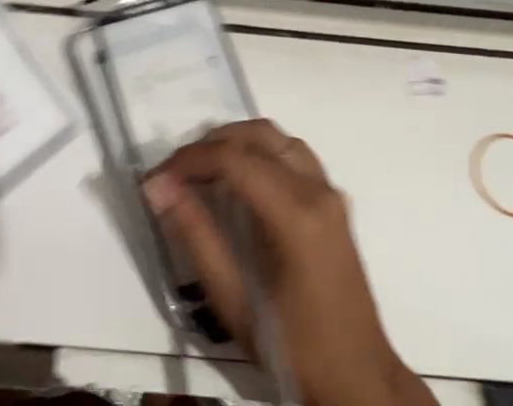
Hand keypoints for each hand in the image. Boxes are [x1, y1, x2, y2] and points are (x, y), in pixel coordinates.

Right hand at [144, 121, 435, 405]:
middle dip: (208, 145)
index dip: (187, 160)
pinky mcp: (335, 202)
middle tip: (174, 175)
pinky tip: (239, 181)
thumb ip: (196, 236)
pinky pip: (293, 154)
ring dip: (235, 142)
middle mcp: (317, 191)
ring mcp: (331, 193)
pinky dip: (260, 151)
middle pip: (255, 136)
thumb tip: (158, 188)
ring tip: (202, 172)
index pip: (232, 159)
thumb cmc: (293, 346)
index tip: (156, 180)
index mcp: (295, 216)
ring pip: (277, 138)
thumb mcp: (233, 301)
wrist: (356, 376)